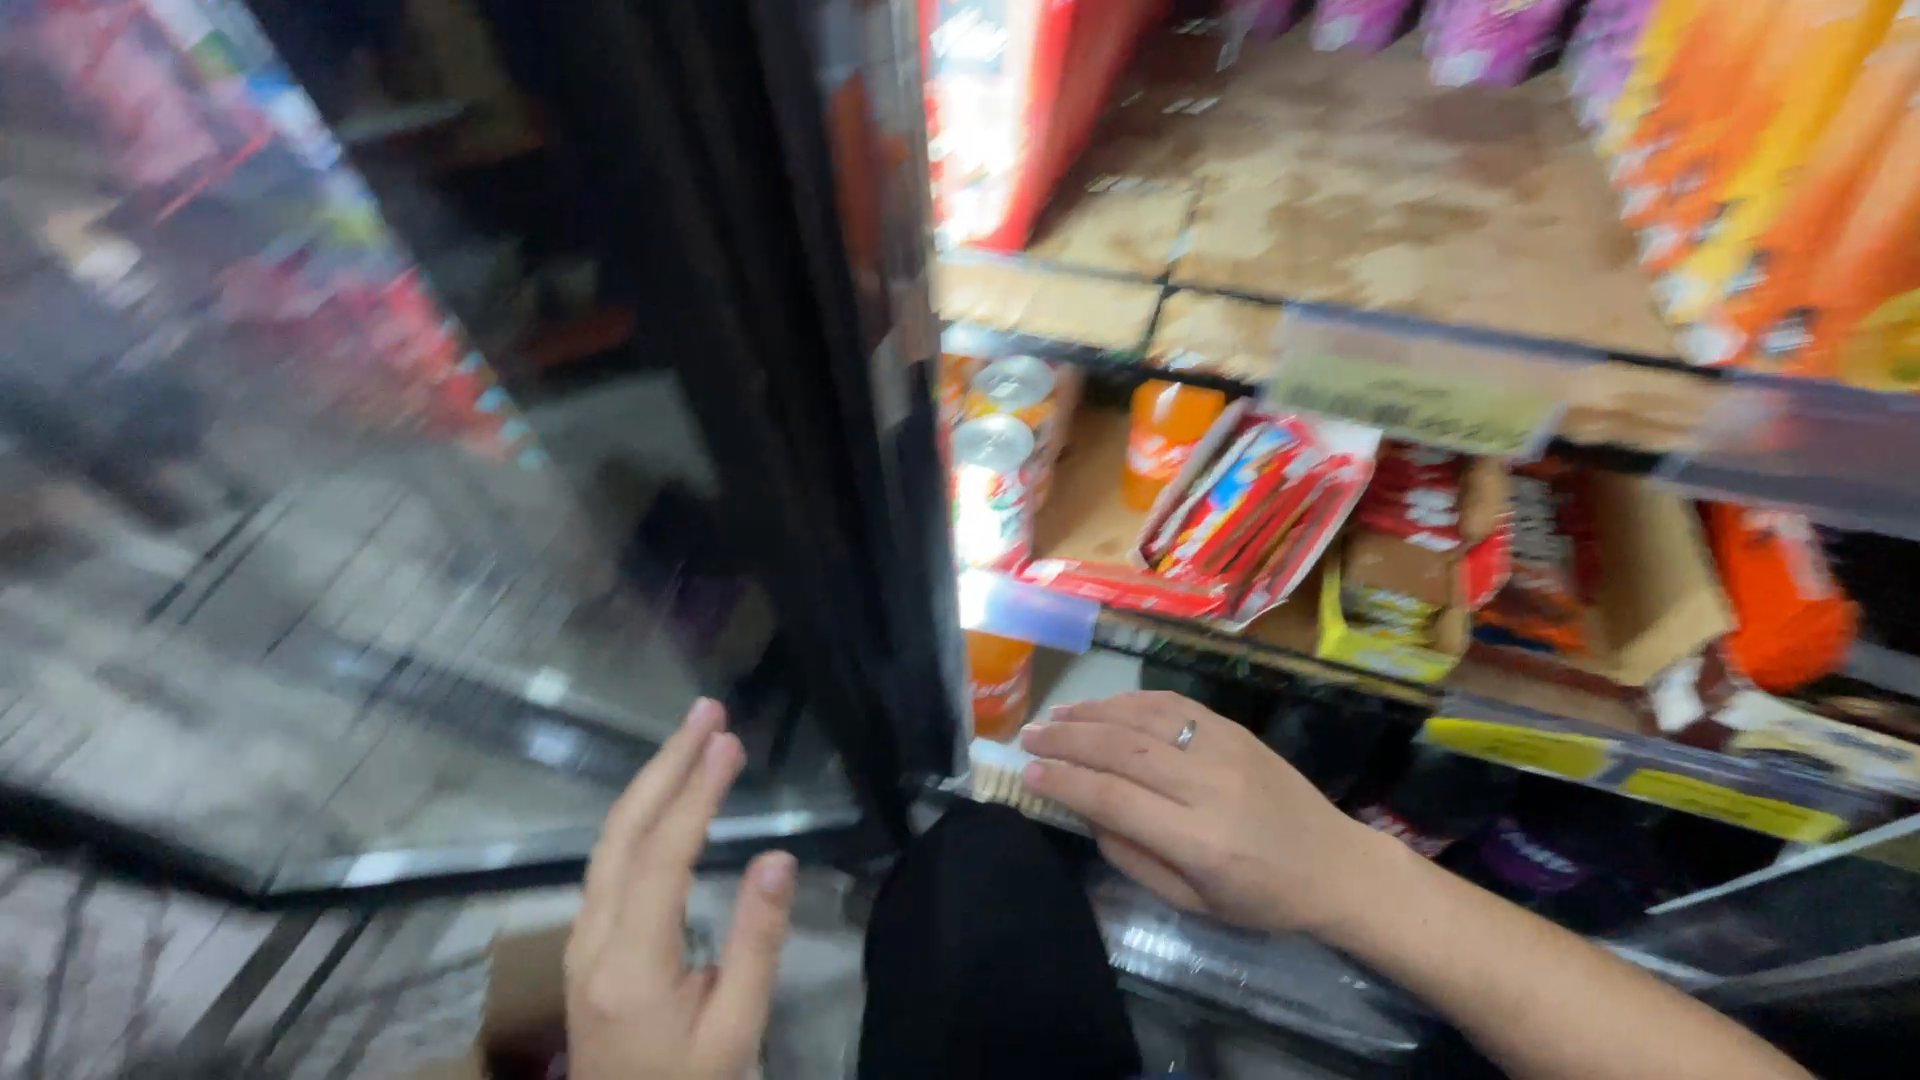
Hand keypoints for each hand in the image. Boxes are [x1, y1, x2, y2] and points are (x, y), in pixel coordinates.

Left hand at [567, 698, 796, 1079]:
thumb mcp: (737, 1030)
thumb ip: (757, 942)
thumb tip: (778, 856)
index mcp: (630, 964)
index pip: (663, 856)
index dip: (697, 793)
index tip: (729, 742)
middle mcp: (592, 940)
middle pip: (623, 832)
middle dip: (666, 764)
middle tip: (707, 712)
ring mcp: (582, 939)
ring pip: (610, 840)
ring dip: (651, 780)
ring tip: (694, 736)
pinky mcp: (588, 942)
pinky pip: (611, 857)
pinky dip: (641, 810)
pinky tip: (666, 793)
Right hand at [1020, 691, 1392, 936]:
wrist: (1335, 863)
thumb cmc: (1261, 897)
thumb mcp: (1192, 902)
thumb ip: (1133, 857)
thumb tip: (1086, 812)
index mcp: (1200, 840)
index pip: (1115, 800)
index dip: (1066, 784)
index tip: (1031, 775)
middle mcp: (1209, 785)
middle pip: (1122, 749)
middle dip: (1067, 740)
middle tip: (1029, 737)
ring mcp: (1224, 748)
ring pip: (1143, 718)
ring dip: (1092, 713)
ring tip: (1054, 716)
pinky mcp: (1233, 728)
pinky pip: (1172, 703)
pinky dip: (1129, 701)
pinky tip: (1103, 706)